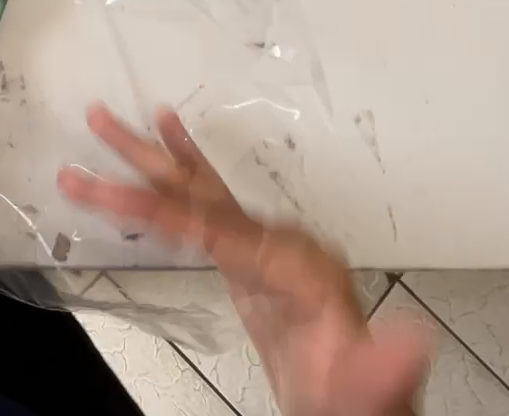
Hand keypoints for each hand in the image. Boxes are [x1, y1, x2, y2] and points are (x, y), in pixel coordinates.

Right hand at [59, 105, 430, 415]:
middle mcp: (282, 242)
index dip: (153, 206)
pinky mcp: (245, 254)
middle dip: (144, 155)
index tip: (103, 193)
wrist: (349, 408)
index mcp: (300, 267)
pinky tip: (163, 140)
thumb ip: (379, 371)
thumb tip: (408, 339)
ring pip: (196, 187)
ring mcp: (263, 244)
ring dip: (148, 152)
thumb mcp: (364, 398)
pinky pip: (202, 203)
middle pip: (200, 189)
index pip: (211, 224)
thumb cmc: (350, 403)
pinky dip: (177, 167)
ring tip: (107, 120)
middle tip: (100, 121)